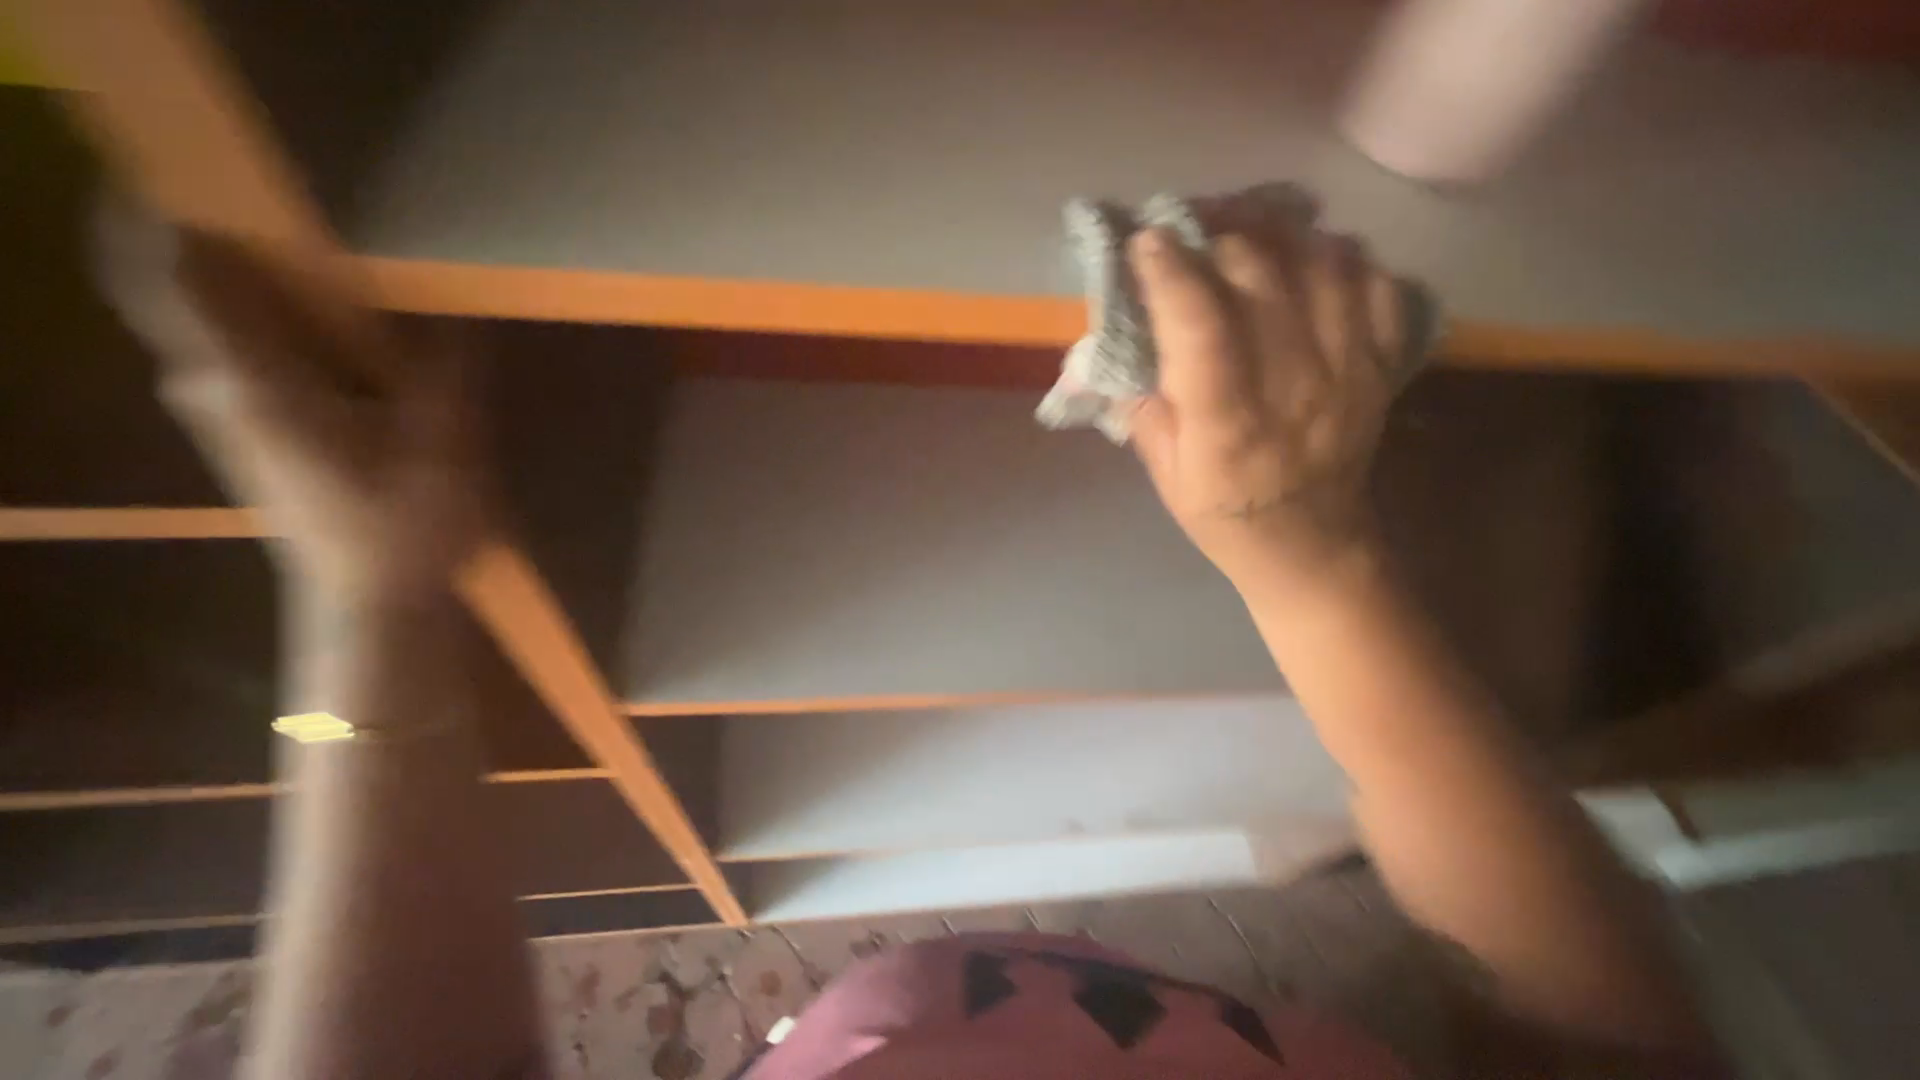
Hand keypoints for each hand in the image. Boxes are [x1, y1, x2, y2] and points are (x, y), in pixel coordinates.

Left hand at [96, 209, 489, 604]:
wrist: (378, 605)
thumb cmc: (408, 522)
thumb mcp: (448, 437)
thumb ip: (447, 363)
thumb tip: (452, 305)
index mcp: (256, 380)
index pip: (171, 275)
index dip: (158, 212)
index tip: (187, 168)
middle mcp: (217, 389)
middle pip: (188, 293)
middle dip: (224, 244)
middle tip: (297, 219)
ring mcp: (228, 417)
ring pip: (216, 329)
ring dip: (256, 292)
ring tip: (330, 276)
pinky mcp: (251, 438)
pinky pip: (242, 360)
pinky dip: (271, 332)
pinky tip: (341, 344)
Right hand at [1127, 224, 1423, 586]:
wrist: (1312, 545)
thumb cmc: (1223, 513)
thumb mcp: (1164, 472)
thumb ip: (1140, 401)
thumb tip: (1112, 336)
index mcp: (1228, 422)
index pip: (1200, 325)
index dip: (1170, 271)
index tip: (1146, 239)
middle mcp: (1293, 385)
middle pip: (1261, 274)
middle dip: (1218, 230)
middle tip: (1190, 219)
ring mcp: (1347, 369)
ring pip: (1322, 262)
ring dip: (1279, 229)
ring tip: (1245, 222)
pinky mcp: (1379, 364)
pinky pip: (1375, 282)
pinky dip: (1341, 256)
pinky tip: (1307, 257)